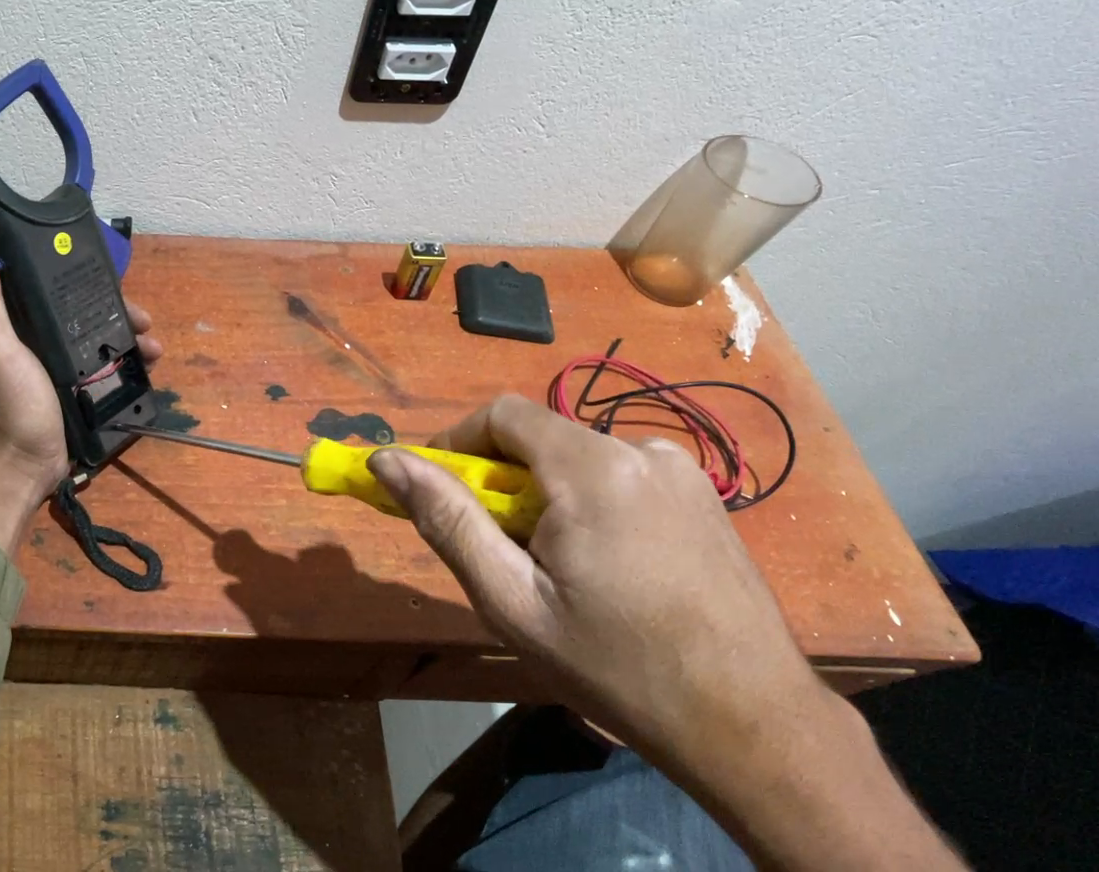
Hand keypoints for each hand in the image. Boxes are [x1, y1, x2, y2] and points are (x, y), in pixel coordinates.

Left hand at [0, 238, 162, 554]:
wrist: (27, 467)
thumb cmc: (11, 405)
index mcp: (13, 324)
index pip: (45, 287)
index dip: (73, 275)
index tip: (104, 272)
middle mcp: (35, 340)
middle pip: (80, 312)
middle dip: (114, 309)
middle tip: (141, 316)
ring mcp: (58, 366)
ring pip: (99, 338)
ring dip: (129, 336)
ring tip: (153, 343)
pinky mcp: (78, 388)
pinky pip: (108, 366)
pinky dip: (130, 362)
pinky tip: (150, 363)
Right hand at [369, 395, 823, 767]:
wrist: (751, 723)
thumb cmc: (616, 664)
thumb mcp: (511, 600)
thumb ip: (446, 519)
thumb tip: (386, 460)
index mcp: (593, 469)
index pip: (502, 414)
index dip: (457, 442)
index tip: (437, 489)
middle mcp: (642, 450)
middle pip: (542, 438)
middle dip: (503, 480)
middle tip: (497, 549)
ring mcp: (683, 472)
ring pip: (580, 459)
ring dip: (547, 495)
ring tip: (554, 569)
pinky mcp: (705, 497)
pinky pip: (621, 477)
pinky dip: (590, 504)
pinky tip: (605, 568)